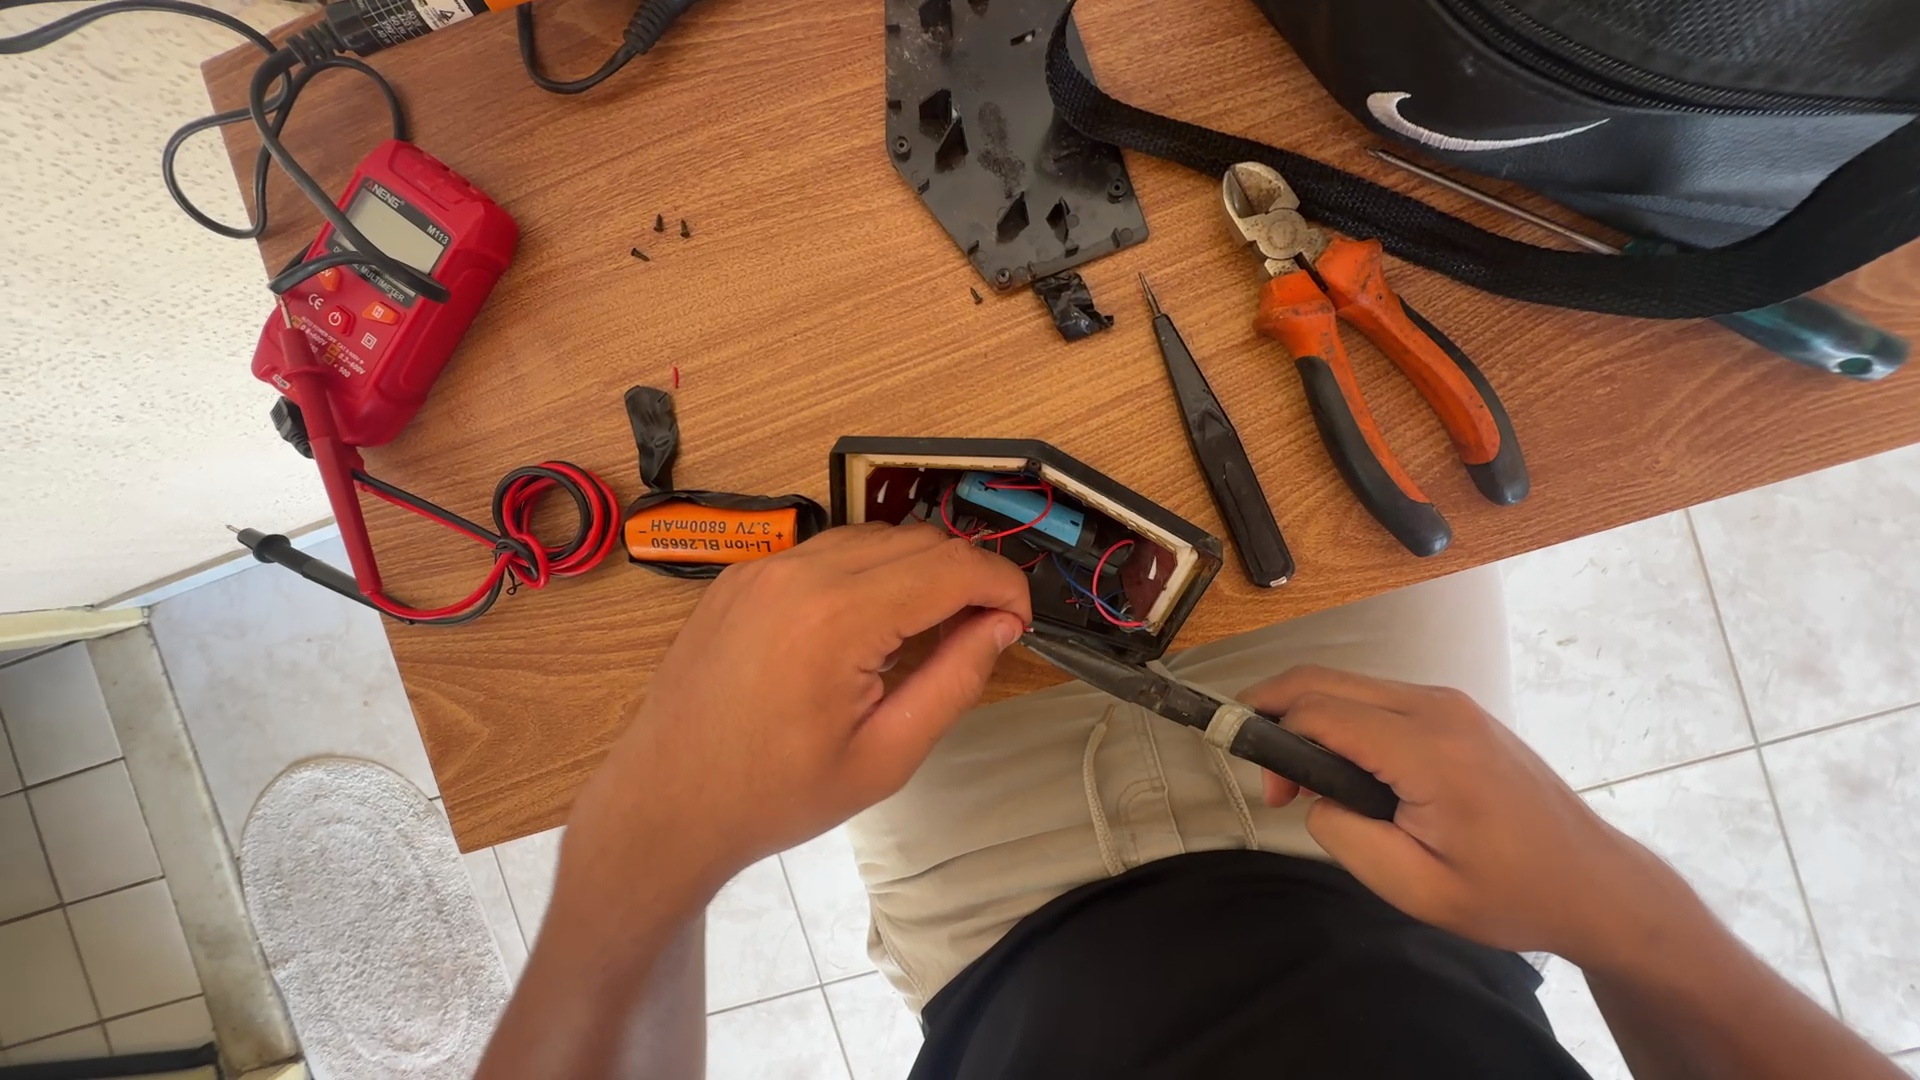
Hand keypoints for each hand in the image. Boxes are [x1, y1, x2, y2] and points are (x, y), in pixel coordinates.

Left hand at [566, 523, 1031, 896]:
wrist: (663, 803)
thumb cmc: (775, 795)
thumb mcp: (885, 756)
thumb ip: (954, 680)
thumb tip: (1001, 625)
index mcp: (837, 617)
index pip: (952, 566)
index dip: (1003, 585)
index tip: (1020, 619)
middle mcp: (800, 570)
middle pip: (918, 540)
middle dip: (965, 576)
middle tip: (980, 631)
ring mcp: (765, 565)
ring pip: (875, 537)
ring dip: (918, 569)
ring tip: (926, 629)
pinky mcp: (744, 573)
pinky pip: (829, 550)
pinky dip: (869, 571)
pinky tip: (867, 622)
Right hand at [1239, 666, 1683, 964]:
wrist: (1599, 886)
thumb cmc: (1511, 894)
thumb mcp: (1416, 888)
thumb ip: (1342, 834)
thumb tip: (1310, 794)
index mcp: (1430, 751)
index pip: (1319, 711)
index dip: (1275, 740)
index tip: (1272, 791)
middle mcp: (1436, 708)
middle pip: (1322, 680)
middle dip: (1274, 711)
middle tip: (1265, 768)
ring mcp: (1447, 701)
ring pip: (1344, 683)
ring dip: (1305, 714)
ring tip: (1303, 775)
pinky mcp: (1452, 708)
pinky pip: (1372, 695)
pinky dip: (1337, 716)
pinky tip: (1340, 761)